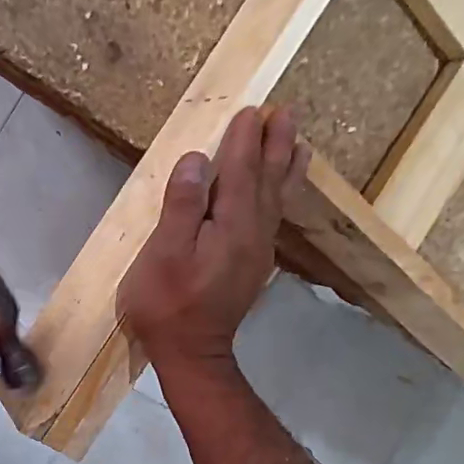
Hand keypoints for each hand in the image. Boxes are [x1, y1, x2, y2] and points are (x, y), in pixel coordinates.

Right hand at [118, 106, 310, 367]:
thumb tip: (198, 160)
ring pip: (277, 199)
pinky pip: (273, 216)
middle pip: (268, 181)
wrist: (192, 354)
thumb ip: (182, 205)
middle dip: (275, 145)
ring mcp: (256, 251)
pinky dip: (281, 195)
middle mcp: (252, 233)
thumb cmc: (167, 304)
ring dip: (286, 167)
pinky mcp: (251, 264)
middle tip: (285, 113)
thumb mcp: (165, 254)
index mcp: (231, 226)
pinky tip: (280, 192)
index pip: (241, 172)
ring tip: (298, 143)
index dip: (244, 140)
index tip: (251, 109)